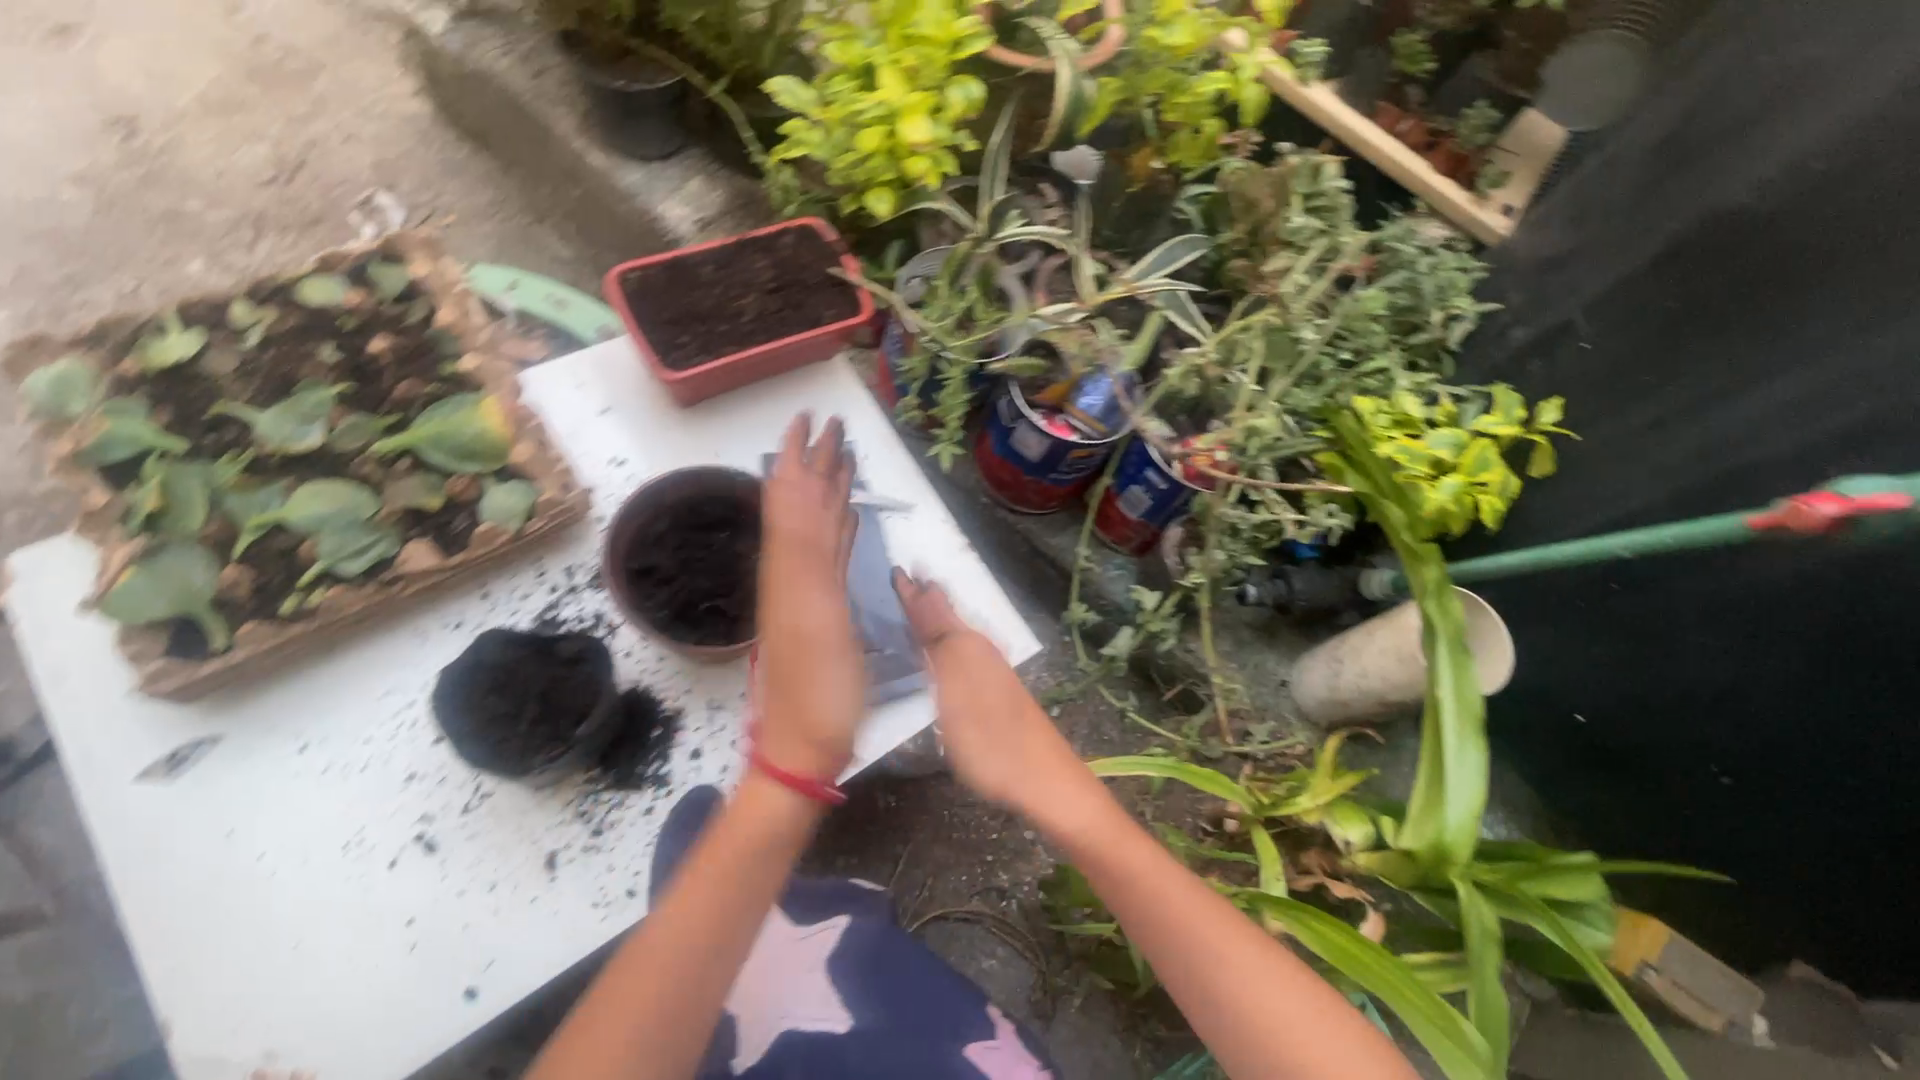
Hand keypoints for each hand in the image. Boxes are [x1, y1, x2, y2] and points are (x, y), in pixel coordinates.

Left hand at [755, 414, 862, 779]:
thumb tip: (803, 486)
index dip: (799, 457)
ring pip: (819, 527)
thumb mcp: (815, 613)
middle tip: (831, 426)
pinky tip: (849, 517)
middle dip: (816, 464)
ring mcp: (811, 592)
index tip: (809, 417)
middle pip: (805, 506)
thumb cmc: (819, 688)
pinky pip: (831, 557)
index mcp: (789, 568)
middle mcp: (794, 571)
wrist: (805, 744)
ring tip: (843, 458)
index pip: (793, 498)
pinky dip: (839, 530)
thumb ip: (809, 548)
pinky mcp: (828, 611)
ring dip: (829, 491)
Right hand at [892, 569, 1101, 823]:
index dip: (912, 595)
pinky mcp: (995, 695)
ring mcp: (990, 674)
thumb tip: (923, 593)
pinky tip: (945, 650)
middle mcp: (980, 653)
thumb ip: (939, 645)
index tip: (895, 569)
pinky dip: (949, 641)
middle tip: (907, 575)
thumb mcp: (955, 693)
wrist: (1043, 780)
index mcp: (966, 648)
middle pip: (947, 619)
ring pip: (957, 634)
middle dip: (927, 599)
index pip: (932, 613)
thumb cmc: (991, 742)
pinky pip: (964, 653)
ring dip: (938, 617)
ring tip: (920, 601)